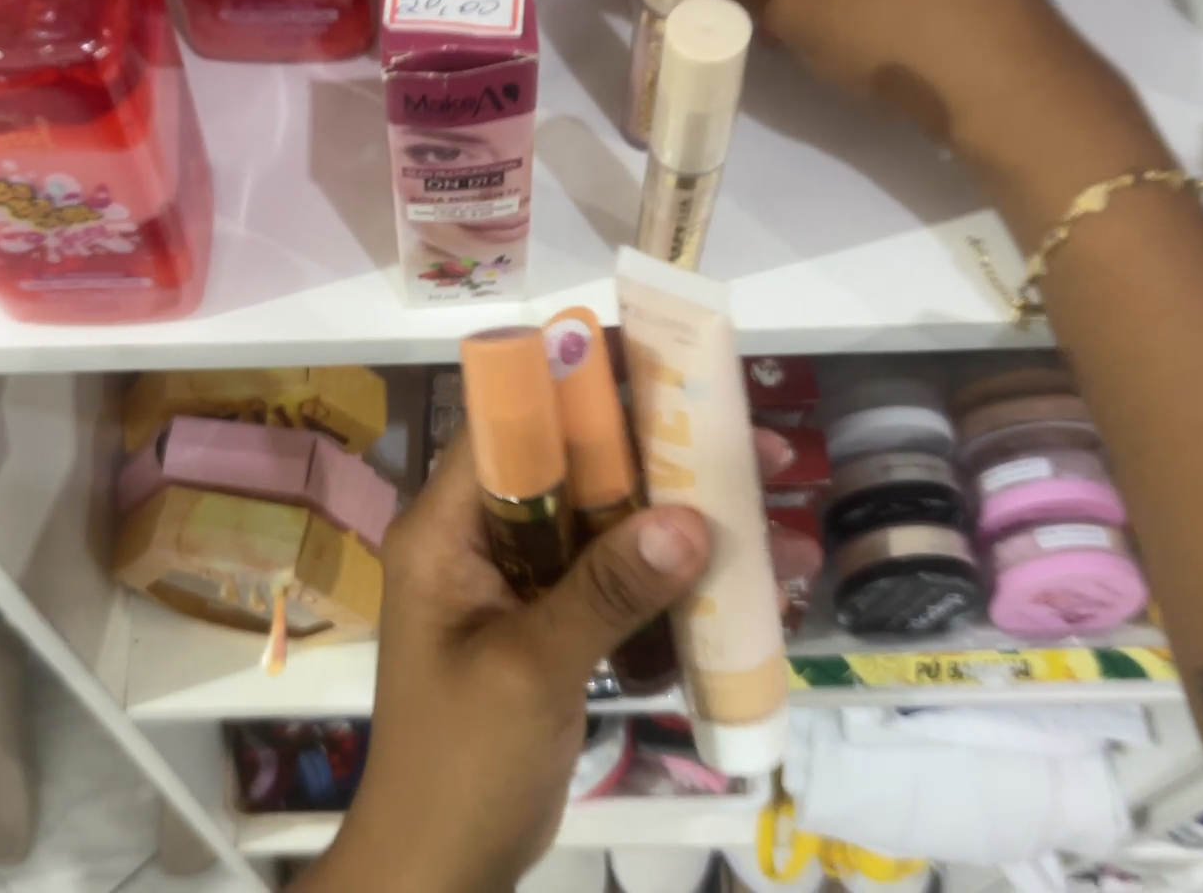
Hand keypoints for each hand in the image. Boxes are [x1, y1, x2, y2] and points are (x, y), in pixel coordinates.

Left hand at [296, 430, 794, 891]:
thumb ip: (604, 592)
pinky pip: (606, 577)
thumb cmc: (460, 765)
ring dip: (670, 515)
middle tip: (741, 438)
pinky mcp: (545, 620)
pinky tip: (734, 579)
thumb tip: (693, 519)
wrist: (439, 866)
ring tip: (762, 504)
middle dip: (650, 452)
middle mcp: (476, 537)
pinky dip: (662, 576)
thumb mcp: (529, 670)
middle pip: (565, 466)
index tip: (656, 360)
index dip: (572, 382)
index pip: (506, 422)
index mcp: (444, 526)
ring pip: (596, 521)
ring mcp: (514, 580)